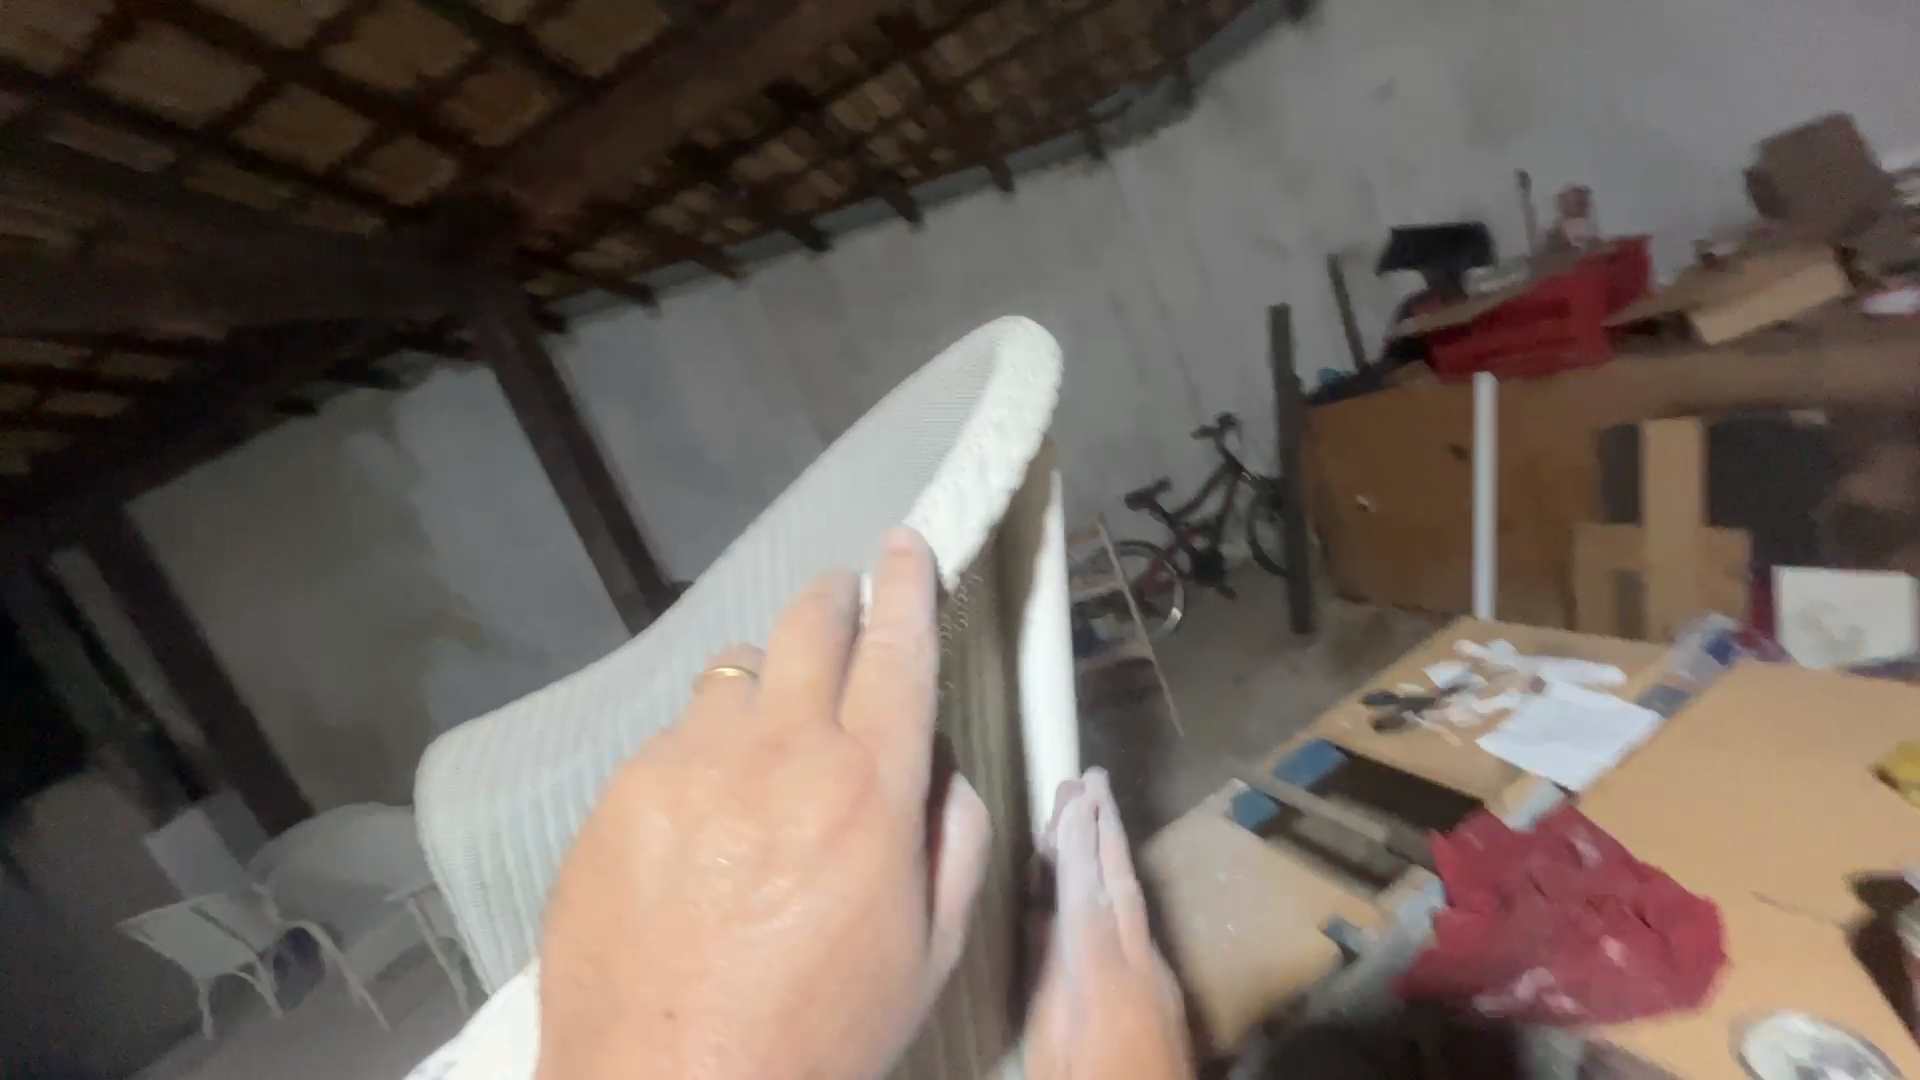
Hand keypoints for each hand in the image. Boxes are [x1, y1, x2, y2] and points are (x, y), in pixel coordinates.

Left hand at [535, 528, 990, 1079]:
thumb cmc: (823, 1026)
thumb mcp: (933, 947)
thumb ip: (954, 832)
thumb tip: (936, 759)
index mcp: (866, 788)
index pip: (899, 652)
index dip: (908, 586)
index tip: (907, 544)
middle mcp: (780, 752)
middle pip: (809, 627)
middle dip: (834, 597)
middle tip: (840, 594)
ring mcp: (692, 763)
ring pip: (737, 672)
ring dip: (764, 683)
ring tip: (764, 740)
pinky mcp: (624, 790)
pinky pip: (680, 733)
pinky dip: (707, 747)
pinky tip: (701, 814)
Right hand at [1026, 770, 1192, 1079]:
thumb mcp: (1050, 1044)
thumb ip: (1046, 974)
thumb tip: (1039, 915)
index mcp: (1100, 971)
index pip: (1085, 888)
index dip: (1077, 839)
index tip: (1072, 795)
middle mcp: (1136, 960)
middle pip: (1118, 879)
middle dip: (1105, 824)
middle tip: (1093, 776)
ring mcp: (1156, 974)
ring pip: (1131, 897)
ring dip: (1113, 848)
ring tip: (1098, 805)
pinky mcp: (1164, 990)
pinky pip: (1137, 922)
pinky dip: (1119, 887)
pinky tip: (1108, 878)